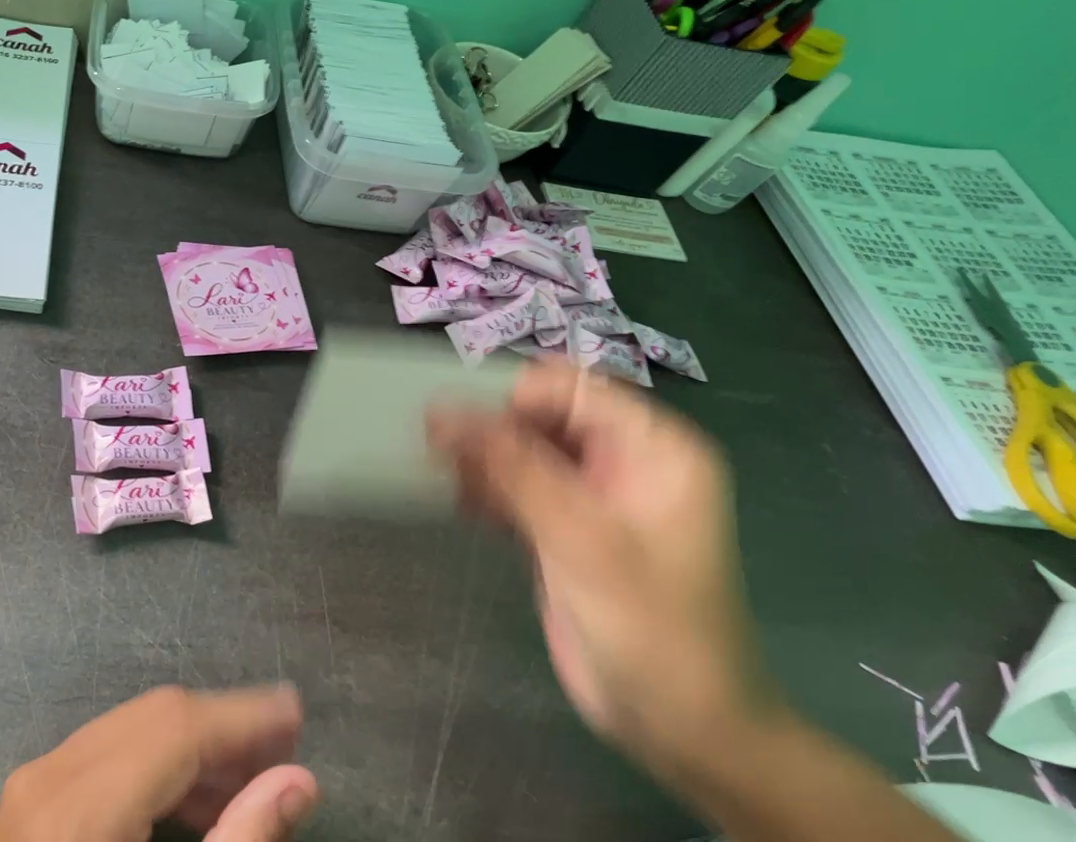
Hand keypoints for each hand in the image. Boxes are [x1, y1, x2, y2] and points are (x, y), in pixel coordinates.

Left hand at [0, 684, 318, 841]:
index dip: (243, 716)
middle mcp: (50, 776)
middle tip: (287, 749)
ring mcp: (35, 782)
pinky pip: (109, 754)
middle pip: (155, 719)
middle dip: (225, 726)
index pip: (177, 730)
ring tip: (255, 780)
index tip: (297, 713)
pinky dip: (160, 765)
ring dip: (197, 745)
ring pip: (133, 729)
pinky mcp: (36, 796)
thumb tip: (298, 782)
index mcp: (81, 810)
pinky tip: (201, 800)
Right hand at [426, 360, 778, 768]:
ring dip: (480, 462)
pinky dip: (485, 493)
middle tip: (436, 450)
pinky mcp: (560, 532)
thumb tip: (440, 411)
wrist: (676, 724)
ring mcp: (589, 499)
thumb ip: (511, 469)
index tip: (458, 423)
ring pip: (520, 453)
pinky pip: (513, 490)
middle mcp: (622, 463)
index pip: (571, 388)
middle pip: (540, 417)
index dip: (514, 397)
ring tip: (445, 482)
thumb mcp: (581, 539)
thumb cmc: (649, 626)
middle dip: (489, 429)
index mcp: (653, 448)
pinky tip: (461, 508)